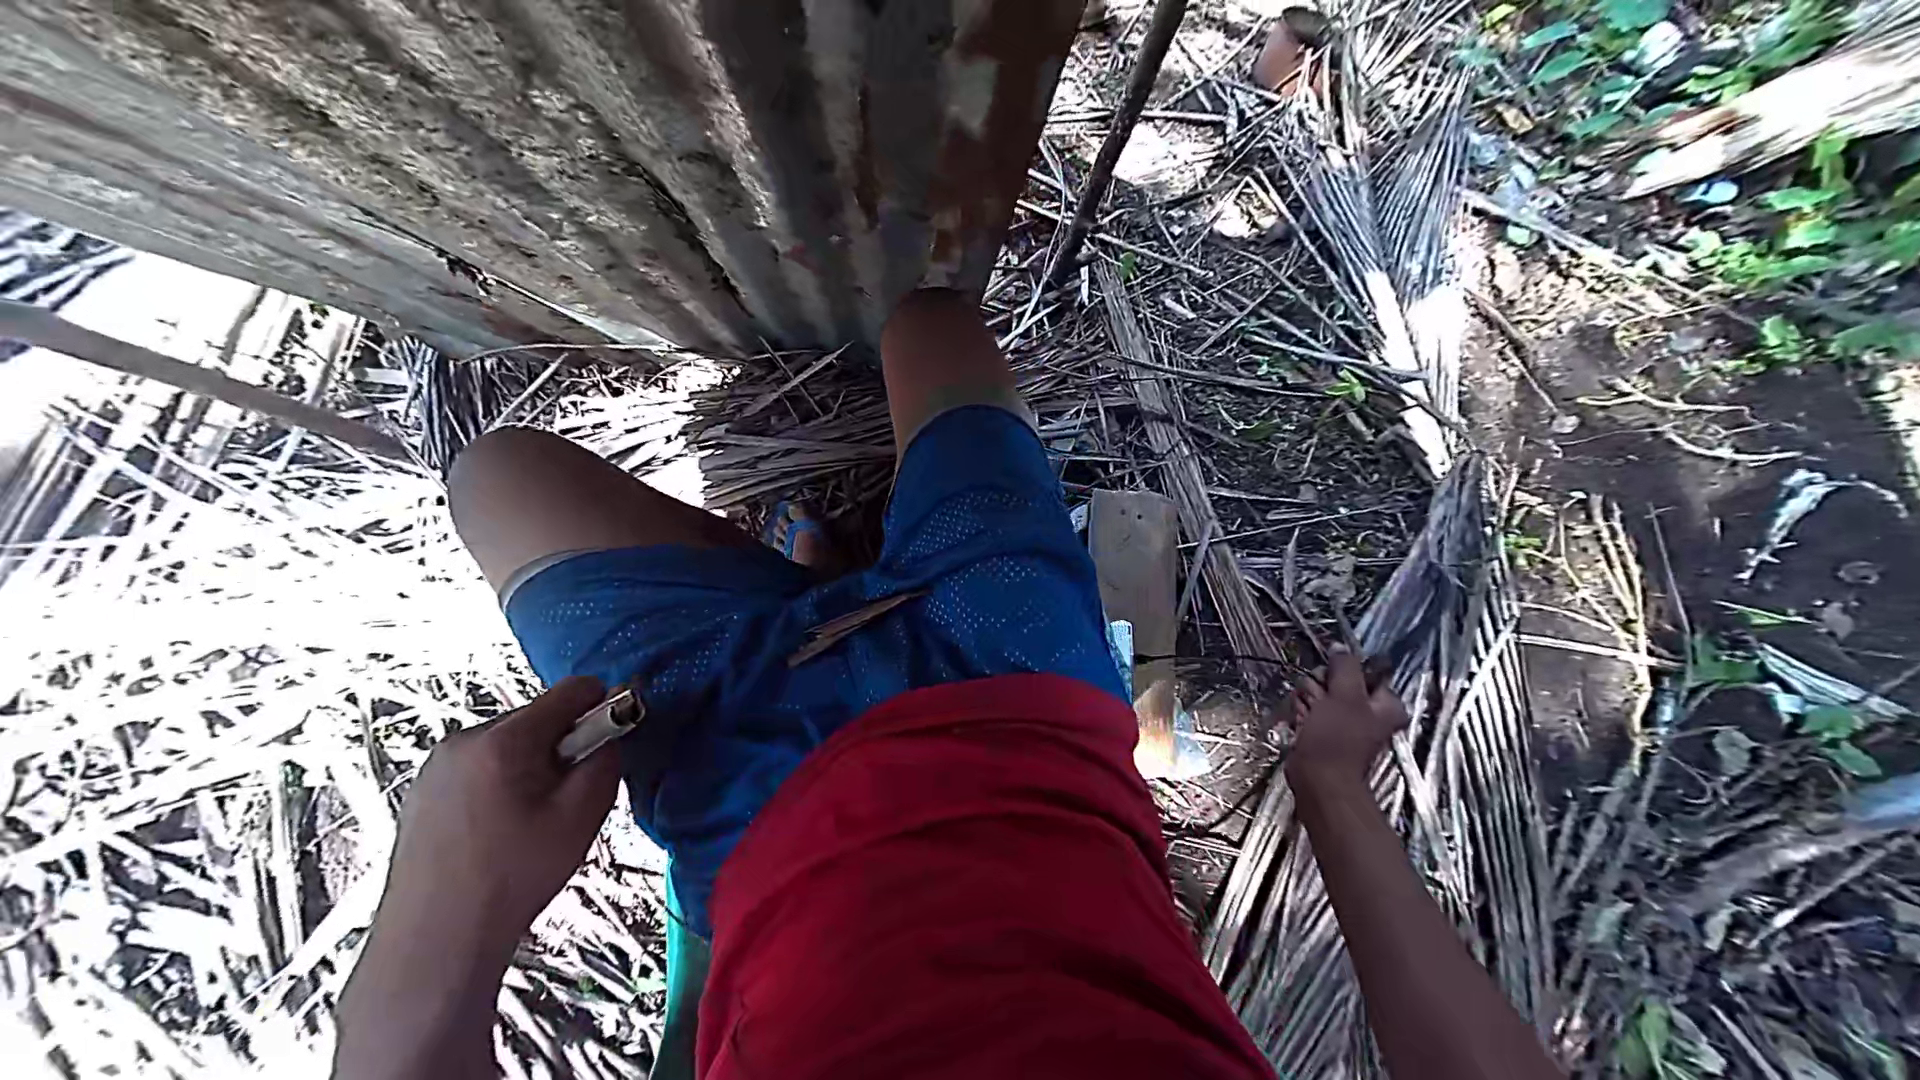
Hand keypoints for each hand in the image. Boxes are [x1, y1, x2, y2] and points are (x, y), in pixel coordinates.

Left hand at [371, 676, 620, 967]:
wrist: (434, 942)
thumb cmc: (516, 874)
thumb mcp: (584, 812)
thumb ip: (607, 757)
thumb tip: (612, 730)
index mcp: (503, 740)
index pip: (572, 690)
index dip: (602, 709)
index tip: (605, 748)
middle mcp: (464, 740)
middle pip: (539, 717)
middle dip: (563, 744)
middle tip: (564, 797)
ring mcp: (436, 765)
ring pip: (511, 742)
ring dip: (532, 764)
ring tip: (529, 818)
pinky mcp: (422, 790)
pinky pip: (481, 765)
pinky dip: (502, 781)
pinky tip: (498, 828)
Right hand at [1284, 651, 1408, 791]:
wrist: (1318, 778)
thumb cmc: (1338, 739)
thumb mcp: (1346, 695)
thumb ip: (1345, 666)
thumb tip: (1340, 647)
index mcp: (1385, 703)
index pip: (1360, 669)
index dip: (1342, 672)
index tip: (1333, 681)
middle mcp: (1366, 710)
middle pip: (1334, 679)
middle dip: (1318, 687)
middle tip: (1319, 703)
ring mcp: (1342, 720)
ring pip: (1315, 691)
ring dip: (1306, 701)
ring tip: (1309, 718)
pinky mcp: (1321, 729)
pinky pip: (1306, 707)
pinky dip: (1301, 713)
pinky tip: (1302, 724)